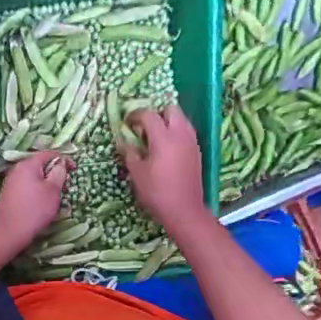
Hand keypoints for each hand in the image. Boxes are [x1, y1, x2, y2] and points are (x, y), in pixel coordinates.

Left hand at [0, 149, 69, 243]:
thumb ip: (59, 173)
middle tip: (65, 183)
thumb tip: (61, 163)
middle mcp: (16, 169)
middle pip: (39, 164)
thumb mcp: (53, 190)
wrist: (11, 231)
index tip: (74, 168)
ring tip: (54, 194)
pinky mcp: (8, 193)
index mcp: (28, 164)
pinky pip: (26, 185)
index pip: (49, 154)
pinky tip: (40, 201)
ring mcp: (10, 181)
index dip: (64, 159)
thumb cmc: (35, 209)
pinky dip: (36, 189)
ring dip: (45, 181)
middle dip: (54, 171)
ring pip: (32, 176)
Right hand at [119, 105, 209, 232]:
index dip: (135, 115)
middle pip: (171, 109)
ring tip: (155, 136)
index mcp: (163, 138)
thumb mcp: (137, 173)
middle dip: (157, 113)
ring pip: (182, 119)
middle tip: (144, 126)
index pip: (149, 115)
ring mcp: (192, 142)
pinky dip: (176, 132)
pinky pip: (187, 131)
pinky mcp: (197, 151)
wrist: (184, 209)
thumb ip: (129, 153)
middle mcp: (180, 135)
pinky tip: (167, 147)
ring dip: (168, 121)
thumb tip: (123, 141)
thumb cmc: (156, 192)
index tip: (126, 122)